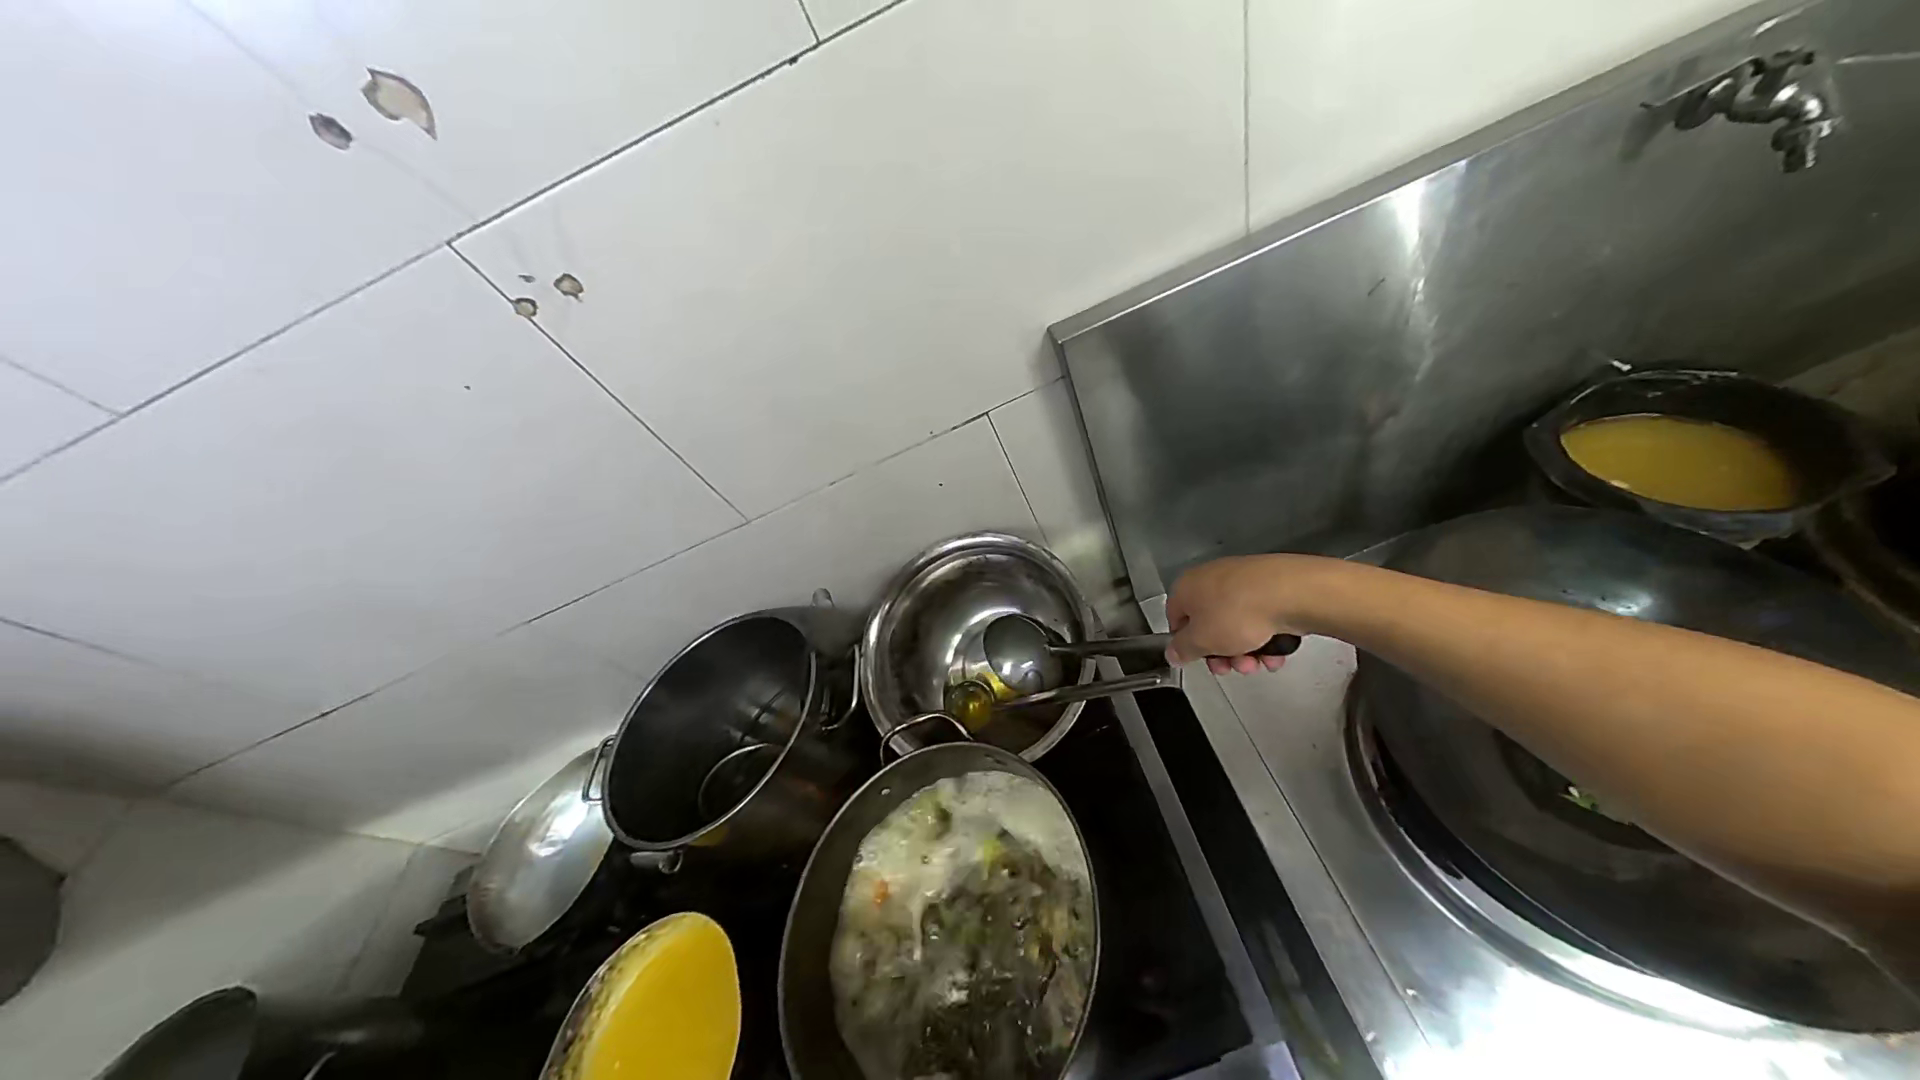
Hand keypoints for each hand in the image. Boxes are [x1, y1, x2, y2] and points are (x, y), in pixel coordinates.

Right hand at [1165, 555, 1308, 674]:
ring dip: (1245, 649)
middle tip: (1233, 667)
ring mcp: (1241, 580)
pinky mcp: (1269, 585)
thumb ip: (1182, 650)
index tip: (1199, 660)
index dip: (1186, 644)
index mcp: (1186, 586)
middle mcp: (1211, 578)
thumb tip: (1173, 652)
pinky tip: (1276, 651)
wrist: (1292, 592)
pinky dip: (1266, 635)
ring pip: (1236, 623)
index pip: (1175, 619)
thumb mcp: (1201, 641)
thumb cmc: (1238, 613)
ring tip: (1259, 661)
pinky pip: (1260, 616)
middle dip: (1221, 652)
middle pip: (1209, 624)